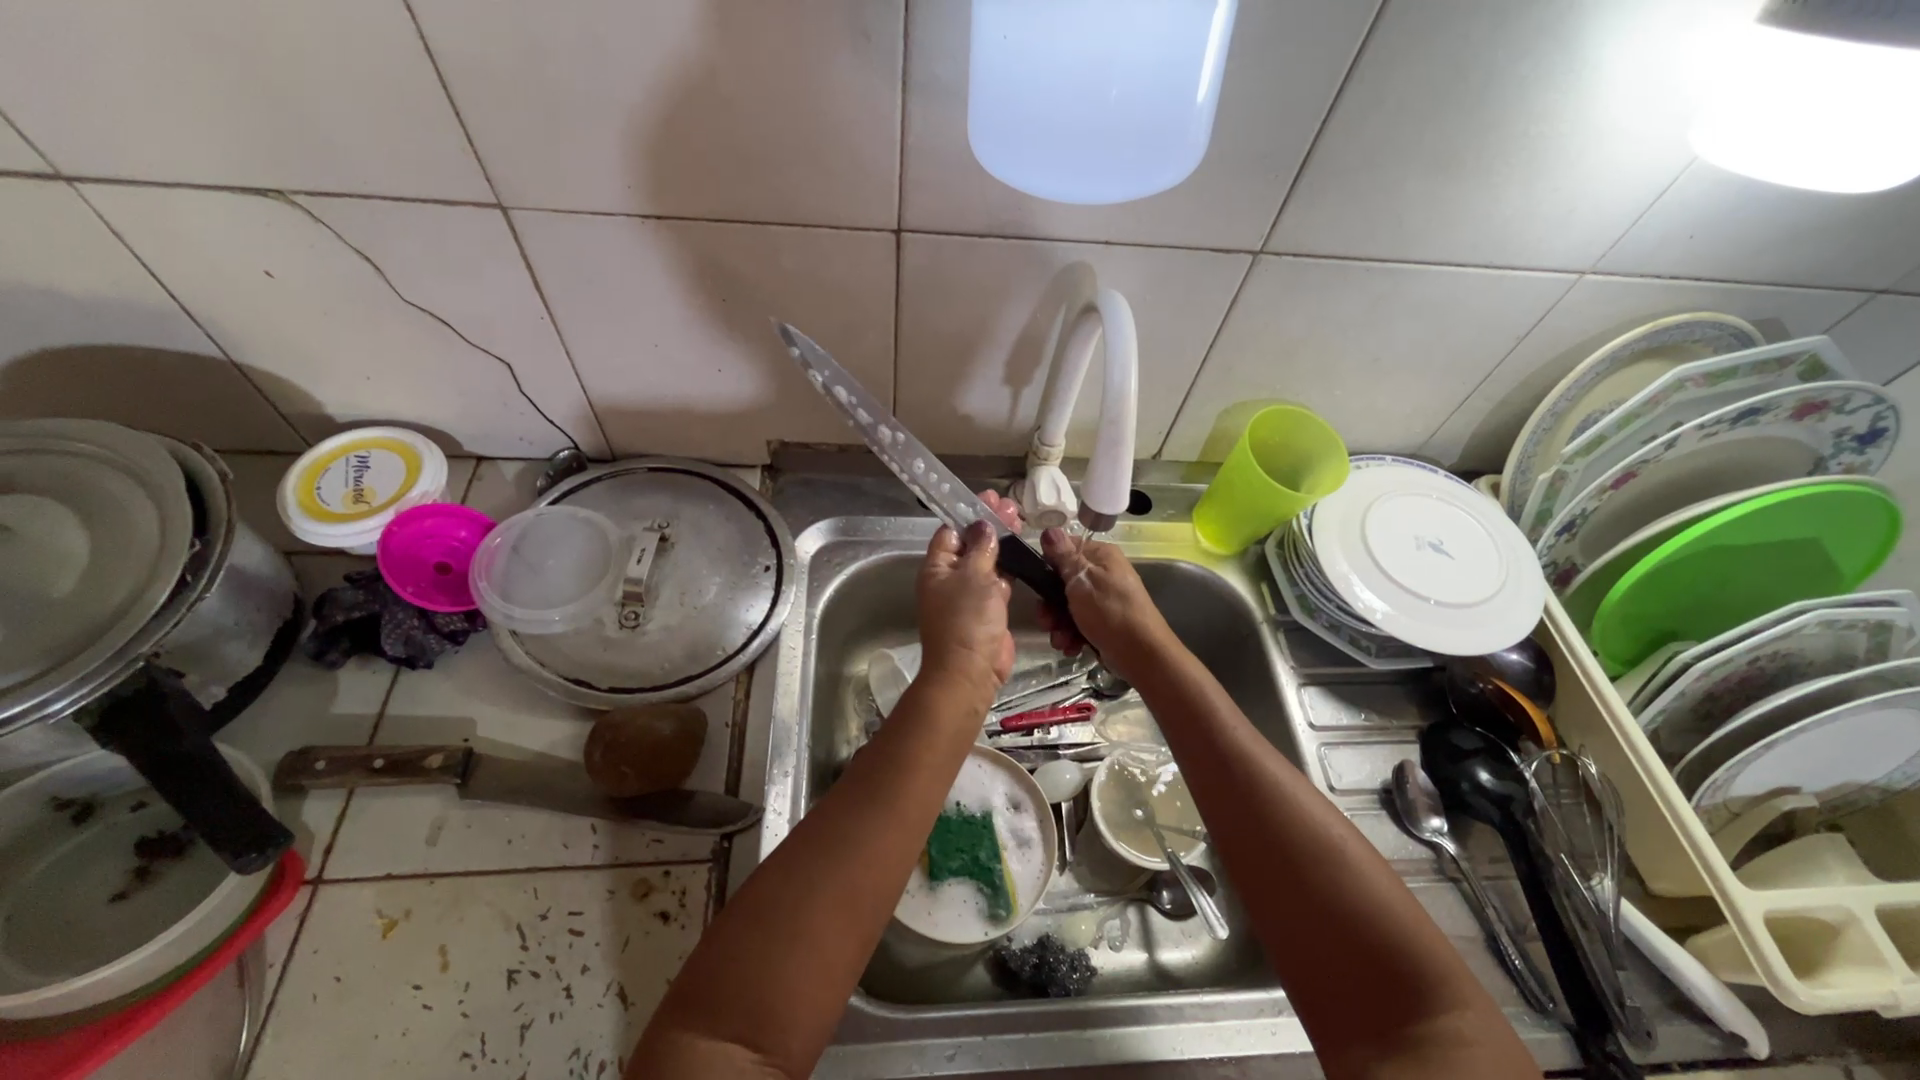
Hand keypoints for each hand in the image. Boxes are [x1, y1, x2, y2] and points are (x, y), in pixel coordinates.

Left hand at [917, 518, 1014, 694]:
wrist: (971, 671)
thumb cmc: (966, 620)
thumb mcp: (974, 577)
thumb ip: (981, 549)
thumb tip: (983, 526)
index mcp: (937, 568)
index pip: (950, 532)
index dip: (969, 514)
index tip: (990, 499)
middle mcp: (951, 578)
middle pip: (971, 545)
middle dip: (989, 526)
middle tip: (1011, 507)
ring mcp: (970, 595)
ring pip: (987, 562)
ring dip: (1002, 545)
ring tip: (1020, 522)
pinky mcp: (989, 610)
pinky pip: (999, 582)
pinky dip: (1010, 567)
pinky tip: (1025, 554)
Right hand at [1038, 528, 1174, 682]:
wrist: (1141, 654)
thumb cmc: (1110, 611)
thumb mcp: (1082, 580)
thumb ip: (1063, 556)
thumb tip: (1049, 529)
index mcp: (1100, 556)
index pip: (1065, 549)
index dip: (1048, 565)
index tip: (1038, 583)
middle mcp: (1102, 574)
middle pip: (1062, 582)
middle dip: (1050, 605)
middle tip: (1047, 622)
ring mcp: (1102, 600)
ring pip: (1067, 607)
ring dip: (1059, 626)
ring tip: (1061, 640)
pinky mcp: (1102, 622)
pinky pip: (1077, 624)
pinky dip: (1071, 636)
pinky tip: (1072, 647)